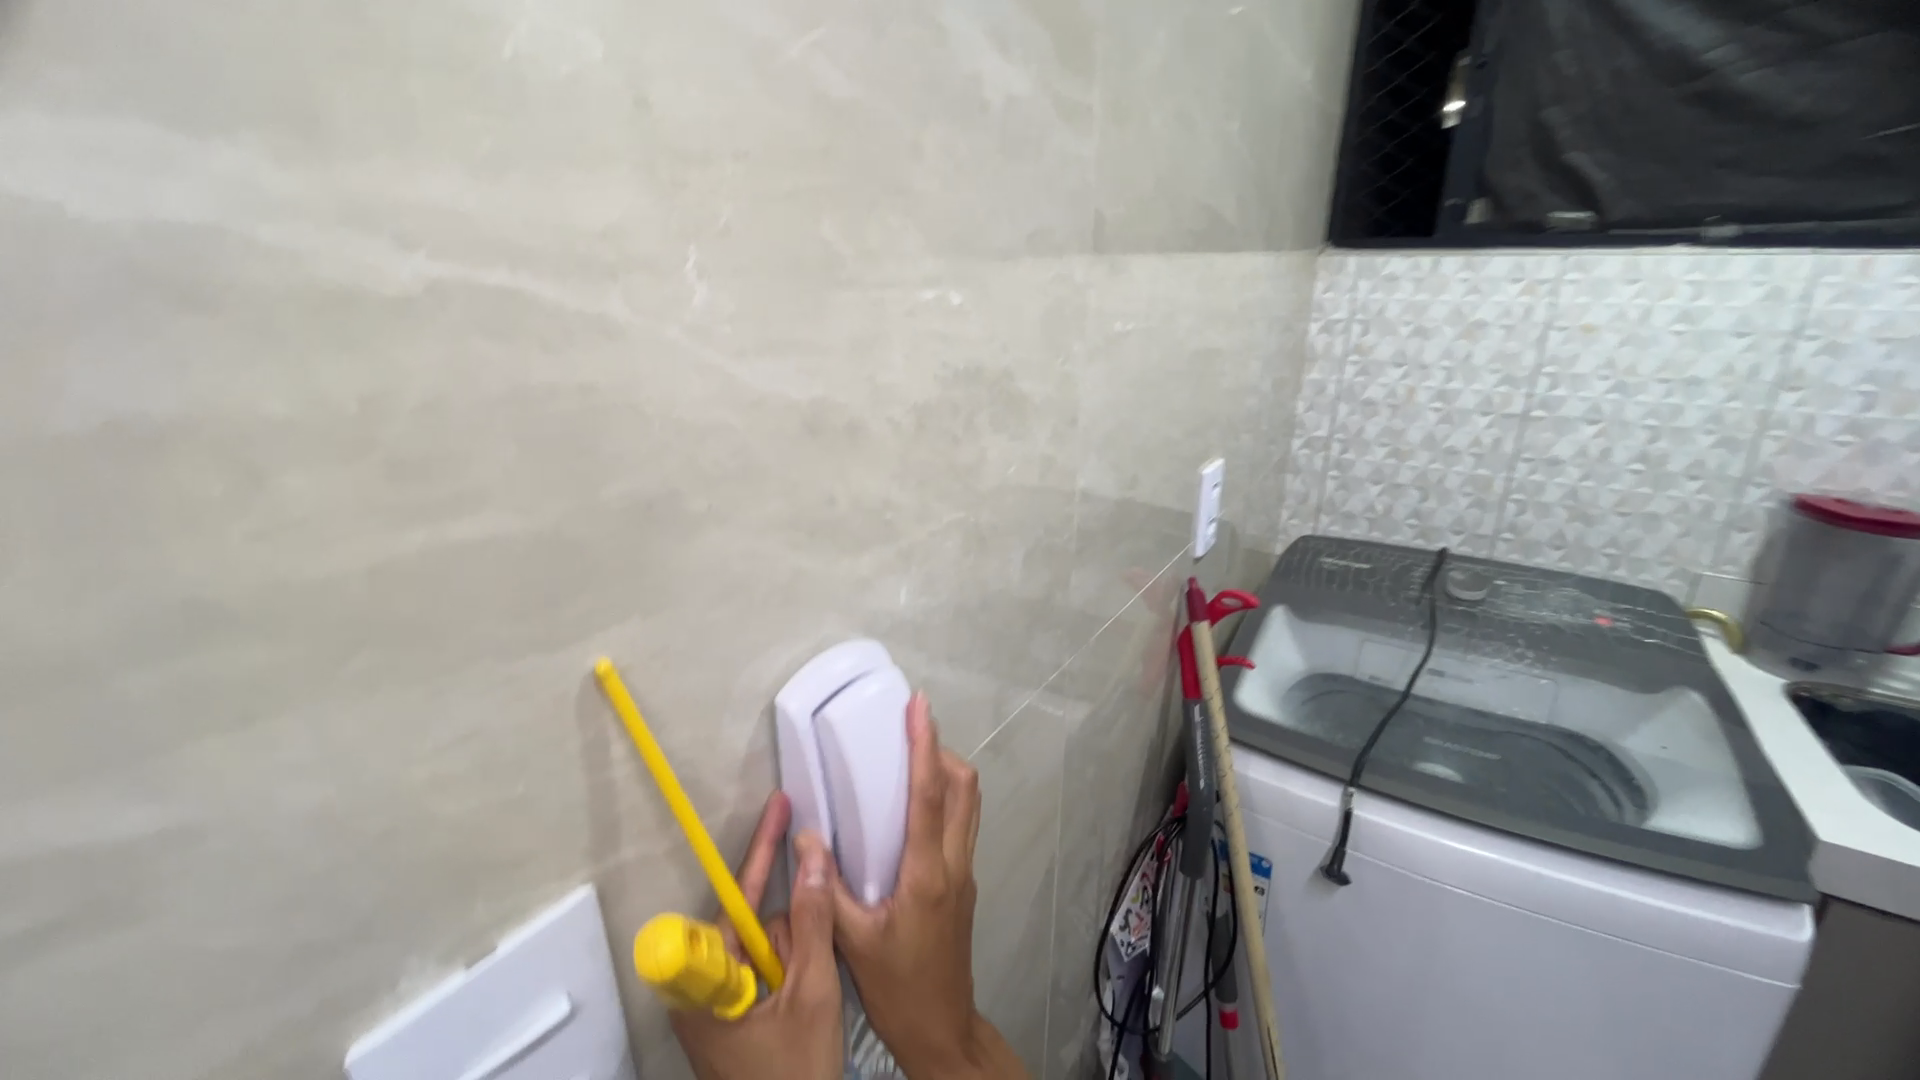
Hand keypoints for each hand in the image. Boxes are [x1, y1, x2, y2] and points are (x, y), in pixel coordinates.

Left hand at [670, 792, 842, 1079]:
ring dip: (798, 955)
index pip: (735, 900)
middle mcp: (701, 986)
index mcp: (706, 982)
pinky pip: (766, 967)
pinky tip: (809, 990)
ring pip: (766, 945)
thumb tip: (813, 855)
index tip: (781, 807)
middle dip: (792, 932)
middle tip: (813, 968)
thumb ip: (812, 922)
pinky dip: (794, 968)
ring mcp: (716, 1001)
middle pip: (754, 922)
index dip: (761, 852)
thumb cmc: (796, 1072)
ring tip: (815, 996)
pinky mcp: (731, 1012)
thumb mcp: (814, 994)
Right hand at [831, 693, 1026, 1078]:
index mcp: (927, 873)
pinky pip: (963, 825)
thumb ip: (828, 888)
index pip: (930, 795)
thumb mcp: (851, 941)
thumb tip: (807, 838)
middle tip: (906, 735)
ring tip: (908, 763)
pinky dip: (945, 801)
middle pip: (965, 789)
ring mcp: (966, 872)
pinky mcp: (965, 882)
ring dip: (946, 774)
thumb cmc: (895, 985)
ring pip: (970, 804)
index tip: (918, 706)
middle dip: (940, 751)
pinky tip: (911, 812)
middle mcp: (955, 864)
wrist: (940, 1025)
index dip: (924, 745)